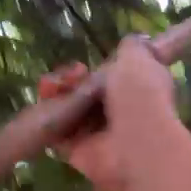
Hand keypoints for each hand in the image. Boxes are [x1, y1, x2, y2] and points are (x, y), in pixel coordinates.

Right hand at [39, 36, 176, 190]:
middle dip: (76, 76)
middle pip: (89, 90)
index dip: (106, 65)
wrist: (134, 143)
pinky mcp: (76, 149)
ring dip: (60, 88)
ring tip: (58, 82)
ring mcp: (97, 133)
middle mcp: (119, 113)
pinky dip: (48, 108)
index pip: (119, 77)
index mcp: (139, 91)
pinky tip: (48, 92)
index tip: (99, 57)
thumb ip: (133, 47)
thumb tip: (134, 42)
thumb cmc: (141, 96)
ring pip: (70, 106)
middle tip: (75, 71)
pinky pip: (56, 126)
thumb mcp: (140, 57)